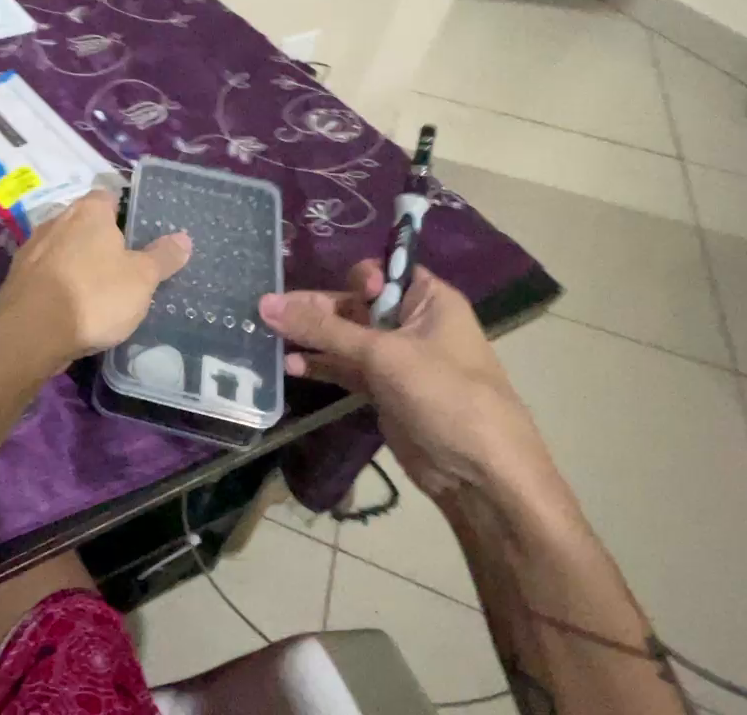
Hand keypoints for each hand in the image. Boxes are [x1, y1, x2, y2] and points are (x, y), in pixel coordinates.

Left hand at [0, 190, 190, 397]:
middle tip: (124, 263)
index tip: (138, 231)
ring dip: (77, 262)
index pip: (108, 196)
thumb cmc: (93, 296)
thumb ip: (162, 257)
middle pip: (83, 222)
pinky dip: (59, 282)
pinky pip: (46, 273)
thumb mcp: (141, 279)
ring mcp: (32, 248)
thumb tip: (183, 238)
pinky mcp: (17, 277)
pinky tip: (71, 305)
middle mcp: (56, 220)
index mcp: (88, 212)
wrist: (30, 332)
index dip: (124, 210)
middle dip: (100, 239)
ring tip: (98, 287)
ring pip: (62, 247)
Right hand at [259, 261, 558, 508]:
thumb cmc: (444, 396)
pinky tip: (290, 366)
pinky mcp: (382, 390)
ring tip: (268, 336)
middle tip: (268, 311)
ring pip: (343, 337)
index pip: (384, 271)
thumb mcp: (383, 355)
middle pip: (355, 304)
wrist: (480, 475)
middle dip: (315, 308)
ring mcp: (396, 359)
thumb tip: (266, 303)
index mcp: (429, 300)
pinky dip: (319, 365)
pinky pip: (344, 367)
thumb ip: (323, 329)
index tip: (333, 293)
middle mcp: (412, 323)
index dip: (355, 278)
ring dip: (310, 338)